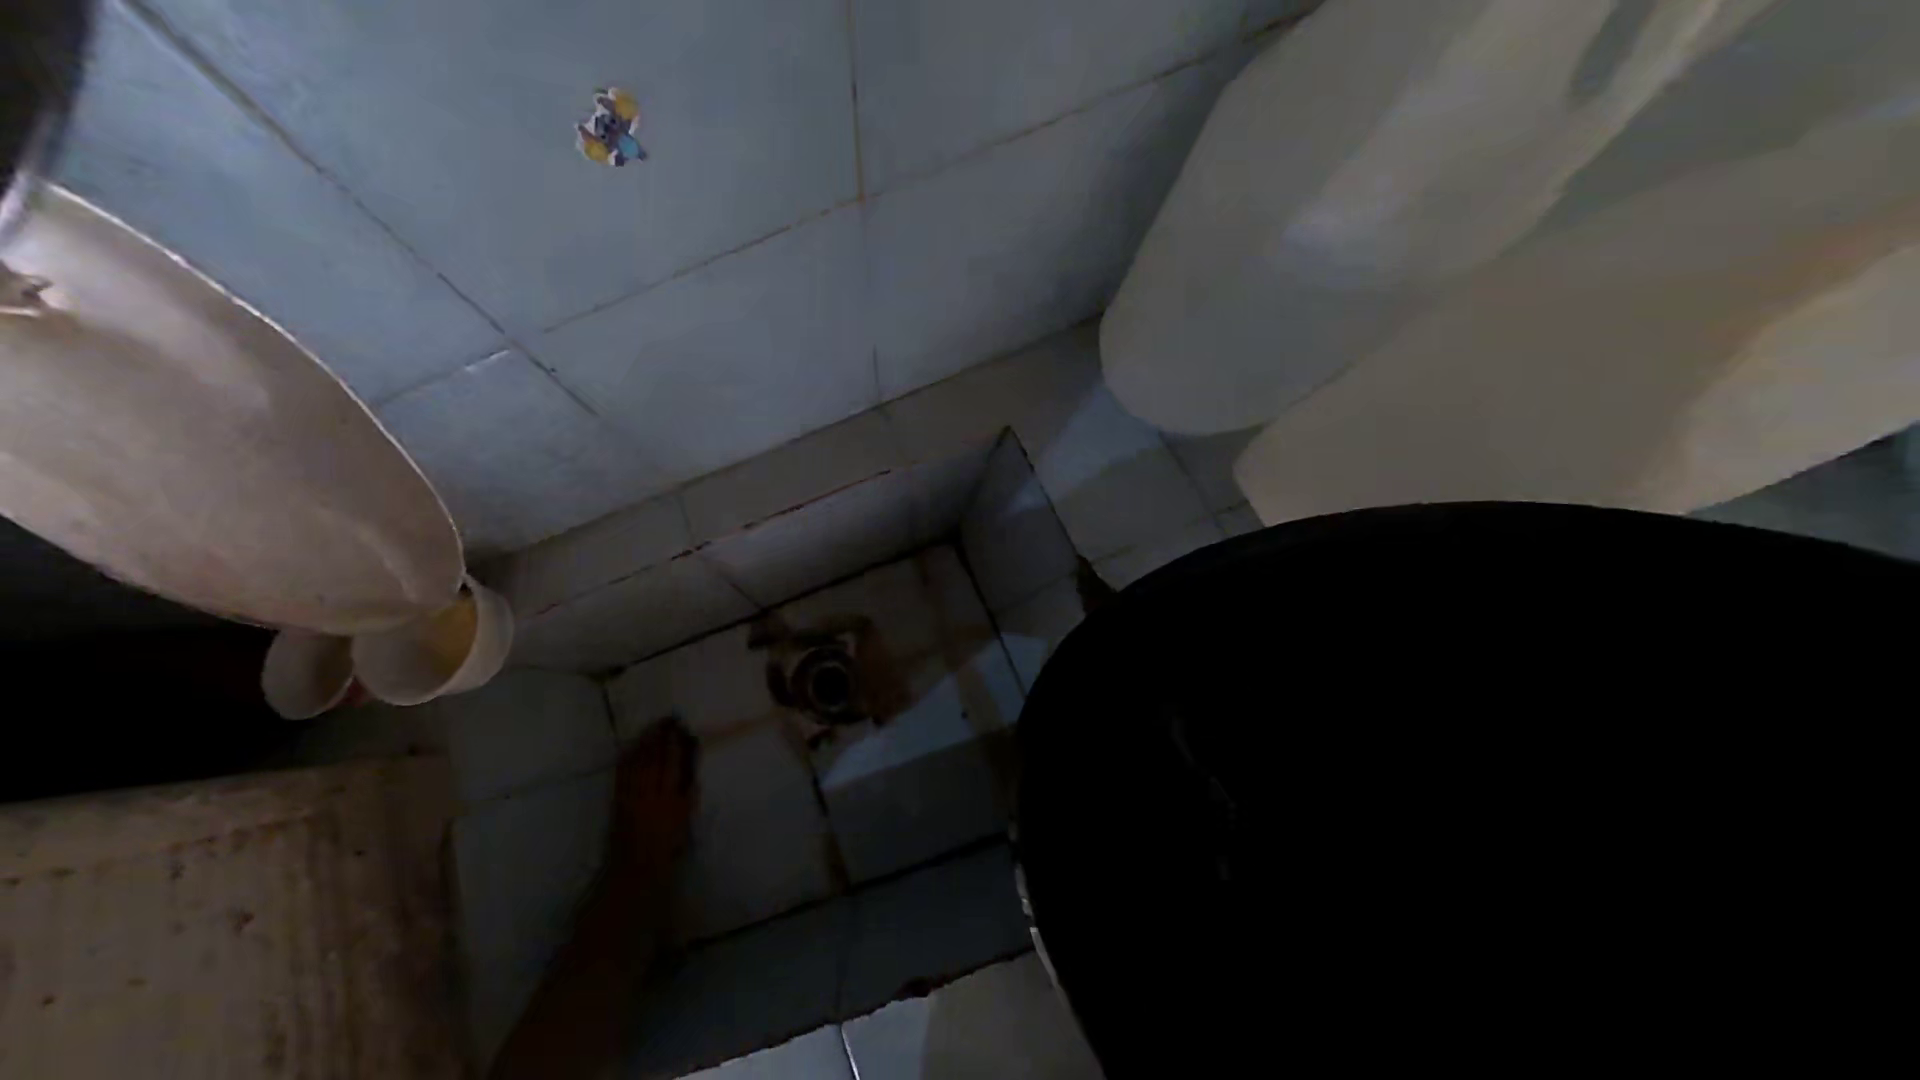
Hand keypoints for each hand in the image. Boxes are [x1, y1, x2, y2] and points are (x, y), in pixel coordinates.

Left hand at [609, 717, 698, 880]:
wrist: (635, 871)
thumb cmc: (667, 849)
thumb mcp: (685, 822)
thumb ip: (688, 796)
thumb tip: (692, 771)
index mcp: (670, 799)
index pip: (673, 763)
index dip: (675, 743)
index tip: (680, 727)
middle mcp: (649, 794)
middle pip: (654, 758)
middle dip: (659, 736)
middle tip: (666, 719)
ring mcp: (631, 796)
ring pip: (637, 763)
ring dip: (643, 743)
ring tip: (651, 727)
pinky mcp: (618, 801)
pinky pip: (622, 774)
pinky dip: (627, 759)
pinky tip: (631, 748)